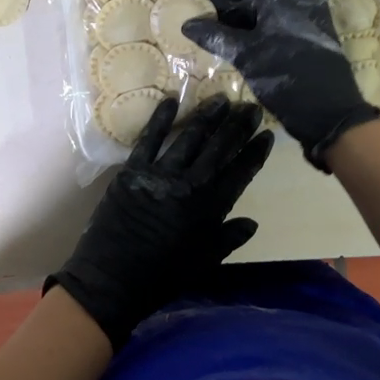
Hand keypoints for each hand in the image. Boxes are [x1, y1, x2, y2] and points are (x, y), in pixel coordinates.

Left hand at [50, 95, 272, 348]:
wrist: (112, 280)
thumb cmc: (162, 276)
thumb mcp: (205, 262)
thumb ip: (229, 238)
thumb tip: (252, 223)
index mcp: (211, 208)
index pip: (241, 172)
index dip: (255, 152)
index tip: (267, 134)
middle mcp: (190, 184)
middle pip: (219, 147)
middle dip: (237, 125)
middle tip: (250, 106)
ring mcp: (160, 174)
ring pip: (190, 137)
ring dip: (207, 116)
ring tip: (221, 99)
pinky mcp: (133, 171)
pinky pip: (149, 139)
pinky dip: (160, 119)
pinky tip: (170, 100)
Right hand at [181, 0, 379, 169]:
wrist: (331, 113)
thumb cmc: (288, 77)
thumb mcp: (247, 56)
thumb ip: (216, 36)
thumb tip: (187, 25)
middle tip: (206, 10)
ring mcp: (309, 11)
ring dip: (242, 6)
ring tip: (218, 26)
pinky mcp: (311, 28)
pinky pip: (279, 12)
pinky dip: (257, 18)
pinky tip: (240, 38)